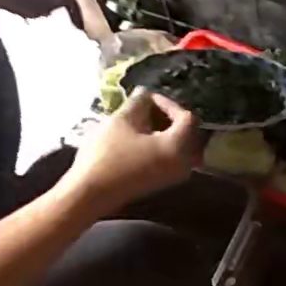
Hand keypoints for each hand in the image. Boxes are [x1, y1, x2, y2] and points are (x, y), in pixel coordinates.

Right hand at [60, 90, 199, 214]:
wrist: (94, 191)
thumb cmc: (107, 154)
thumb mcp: (121, 122)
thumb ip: (138, 105)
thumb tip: (145, 94)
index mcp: (180, 146)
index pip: (188, 118)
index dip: (169, 104)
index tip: (148, 98)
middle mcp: (187, 161)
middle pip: (190, 132)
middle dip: (171, 117)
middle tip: (148, 107)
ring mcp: (180, 173)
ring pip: (184, 145)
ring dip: (168, 130)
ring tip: (144, 120)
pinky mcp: (168, 180)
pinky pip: (176, 156)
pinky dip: (166, 143)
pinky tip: (145, 137)